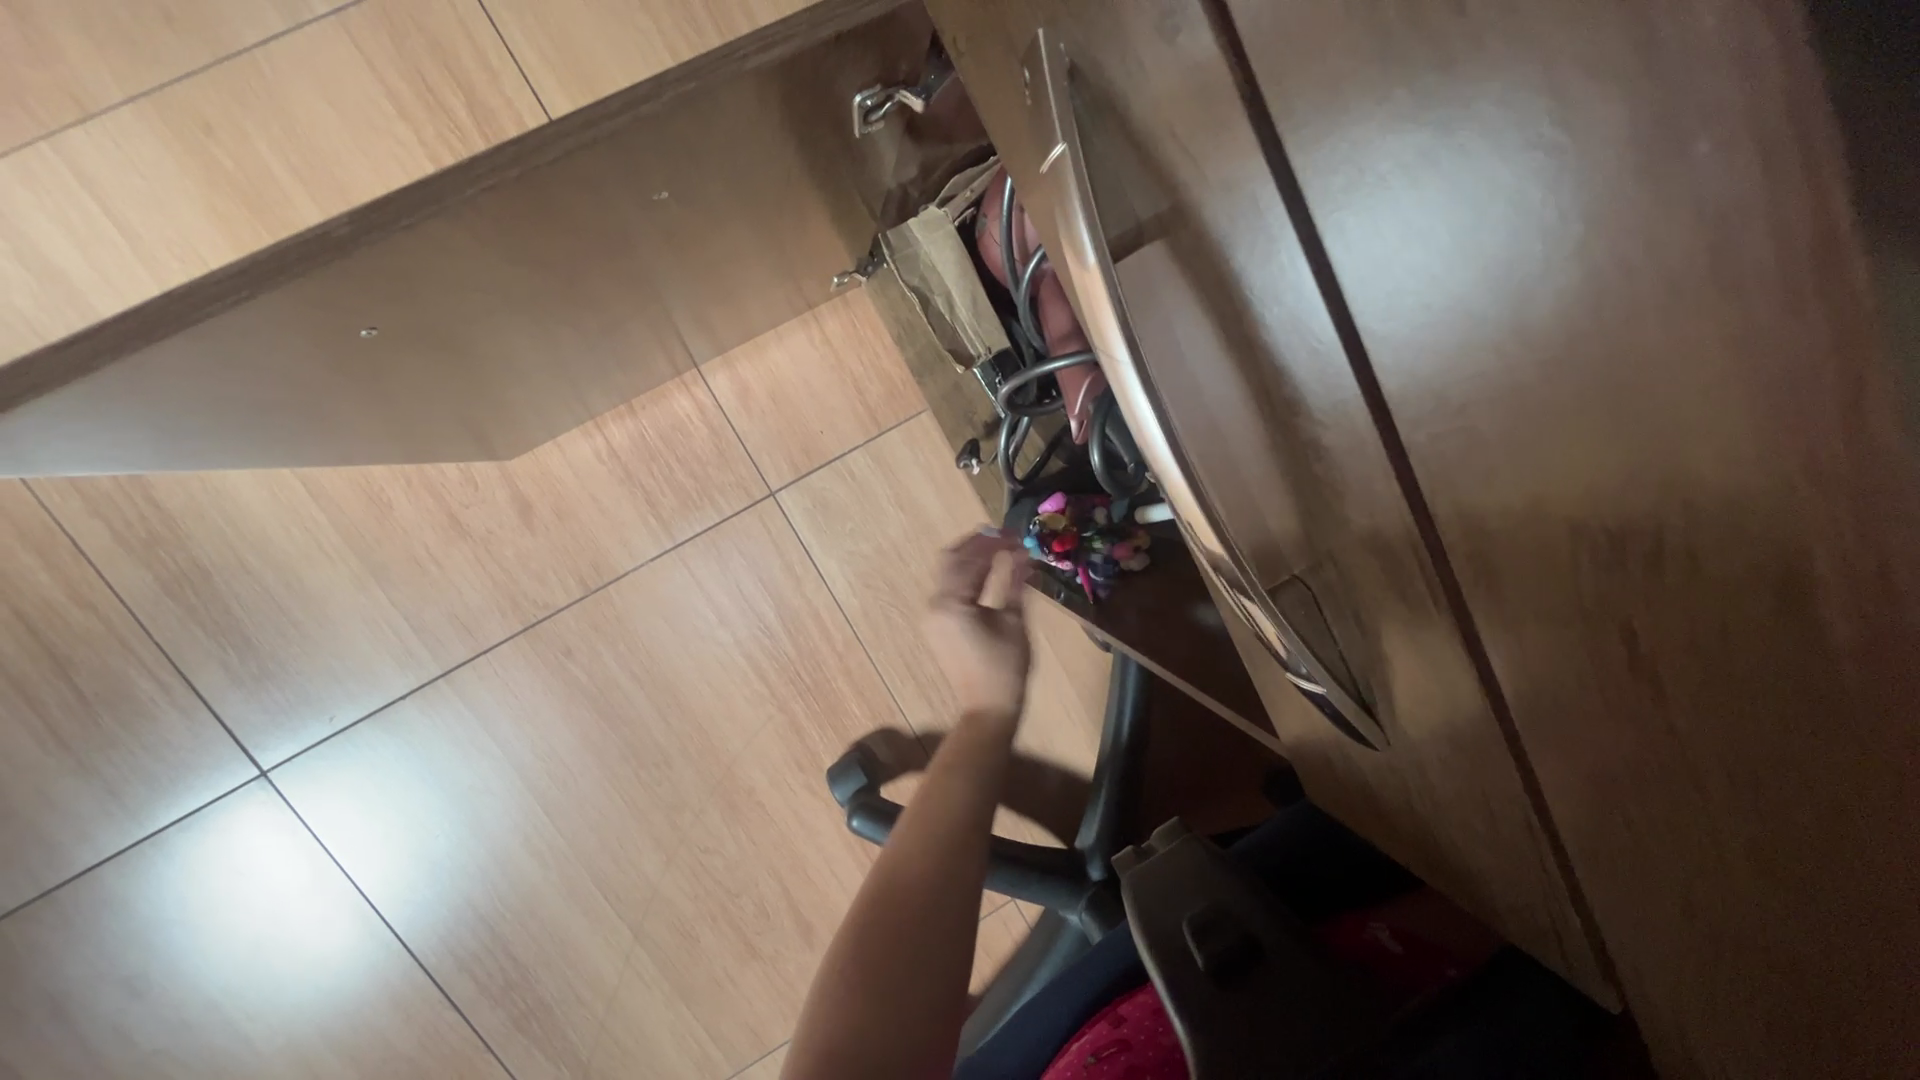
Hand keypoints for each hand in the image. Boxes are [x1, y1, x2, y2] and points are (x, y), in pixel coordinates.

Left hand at [924, 530, 1033, 727]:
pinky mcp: (938, 625)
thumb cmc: (1005, 668)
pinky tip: (988, 572)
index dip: (992, 541)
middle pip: (951, 560)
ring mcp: (933, 616)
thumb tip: (1022, 552)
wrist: (987, 709)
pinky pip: (949, 590)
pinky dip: (967, 576)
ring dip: (971, 558)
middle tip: (1003, 535)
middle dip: (977, 544)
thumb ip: (1015, 582)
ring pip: (949, 573)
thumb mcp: (1014, 621)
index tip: (1014, 532)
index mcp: (952, 603)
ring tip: (999, 549)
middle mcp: (935, 604)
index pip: (969, 558)